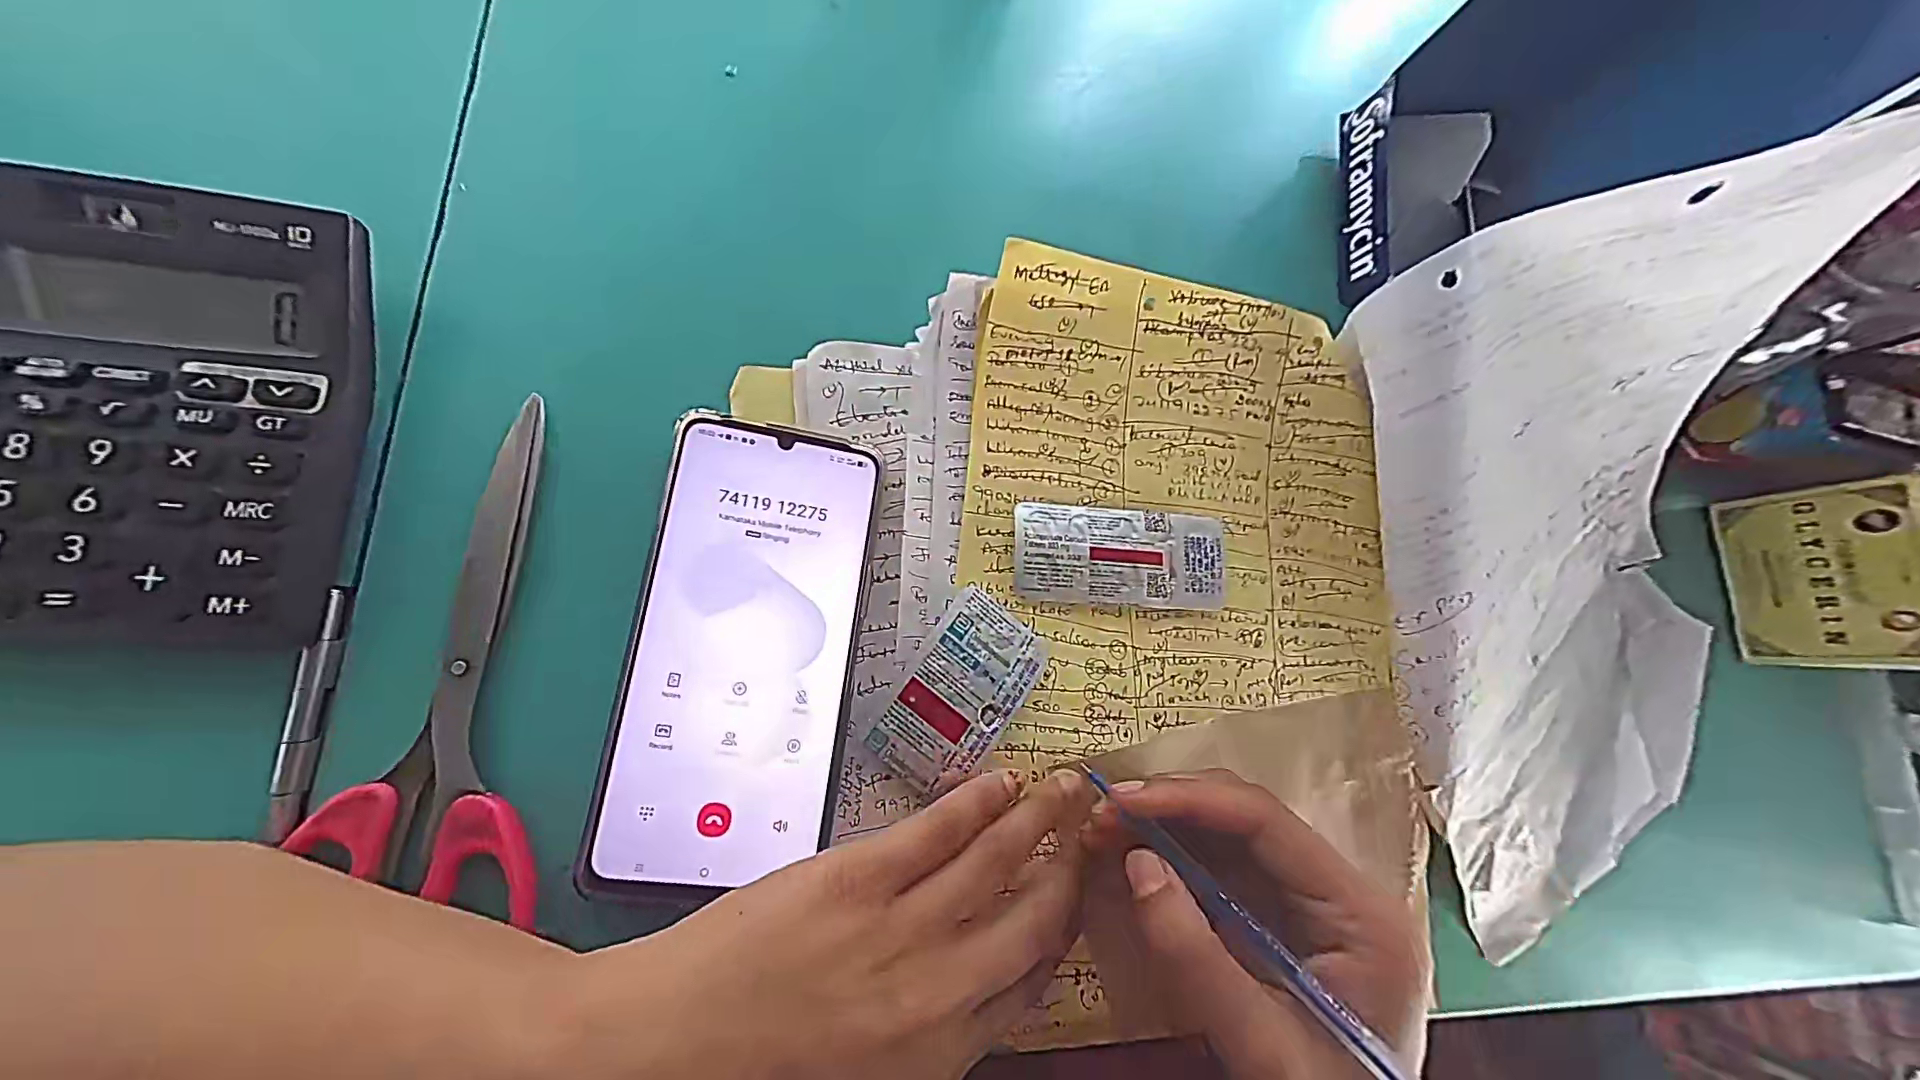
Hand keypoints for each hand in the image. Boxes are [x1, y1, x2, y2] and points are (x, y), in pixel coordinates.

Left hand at [565, 769, 1097, 1079]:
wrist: (664, 1049)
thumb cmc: (768, 1068)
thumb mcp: (877, 1070)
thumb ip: (941, 1028)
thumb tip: (990, 972)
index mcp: (943, 1045)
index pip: (1035, 975)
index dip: (1069, 921)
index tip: (1085, 885)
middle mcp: (938, 986)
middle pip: (1034, 913)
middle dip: (1074, 861)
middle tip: (1095, 822)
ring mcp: (898, 926)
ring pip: (995, 860)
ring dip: (1039, 818)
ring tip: (1067, 786)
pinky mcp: (856, 877)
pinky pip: (936, 832)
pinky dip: (975, 803)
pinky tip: (1000, 782)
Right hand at [1080, 770, 1426, 1078]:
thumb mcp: (1262, 1047)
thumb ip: (1198, 960)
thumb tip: (1137, 862)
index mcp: (1359, 910)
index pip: (1265, 820)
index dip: (1189, 798)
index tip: (1124, 800)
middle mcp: (1337, 886)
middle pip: (1243, 813)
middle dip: (1169, 805)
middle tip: (1105, 815)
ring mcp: (1307, 895)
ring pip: (1226, 829)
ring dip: (1163, 821)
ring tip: (1108, 828)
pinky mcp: (1277, 909)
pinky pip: (1219, 860)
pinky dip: (1170, 849)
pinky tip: (1133, 849)